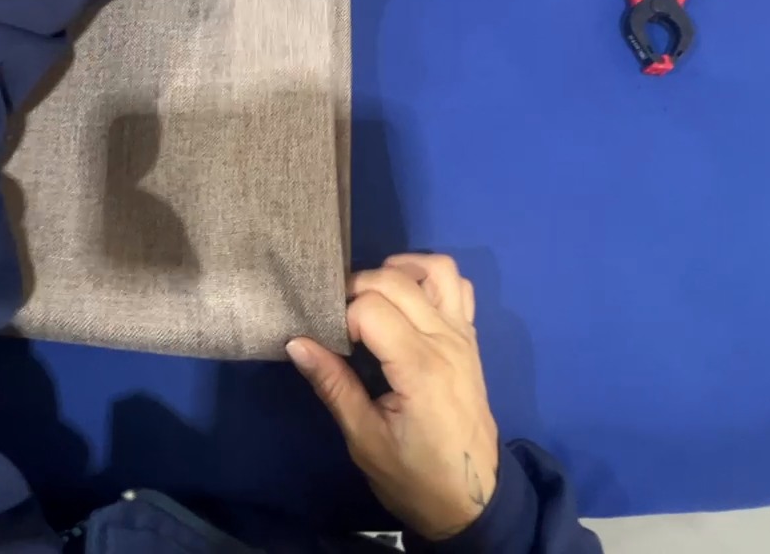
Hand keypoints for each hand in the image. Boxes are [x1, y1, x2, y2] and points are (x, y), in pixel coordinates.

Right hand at [287, 254, 498, 540]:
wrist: (473, 500)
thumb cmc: (415, 476)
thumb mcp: (364, 439)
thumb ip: (333, 384)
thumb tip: (295, 343)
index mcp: (420, 367)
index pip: (371, 308)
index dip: (341, 316)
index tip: (327, 339)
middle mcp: (445, 339)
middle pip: (397, 280)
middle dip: (359, 285)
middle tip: (338, 315)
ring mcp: (463, 334)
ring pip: (437, 269)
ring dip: (400, 268)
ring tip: (374, 293)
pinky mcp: (470, 337)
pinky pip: (459, 286)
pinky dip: (430, 278)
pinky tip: (407, 300)